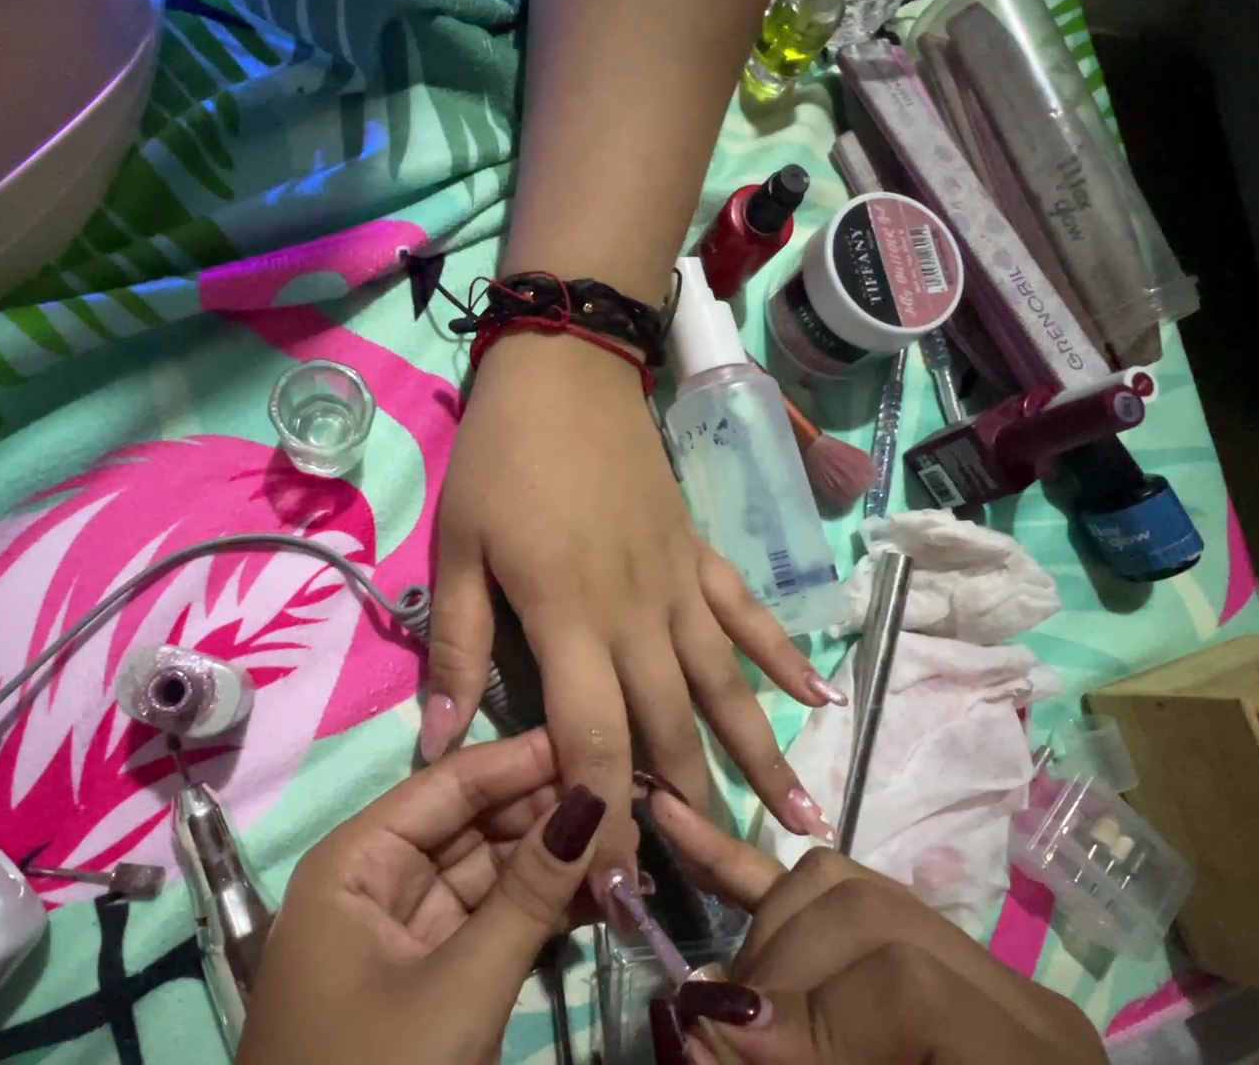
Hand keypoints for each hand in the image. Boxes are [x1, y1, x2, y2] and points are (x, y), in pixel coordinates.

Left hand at [237, 732, 604, 1064]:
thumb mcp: (459, 986)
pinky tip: (596, 897)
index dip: (521, 760)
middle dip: (544, 815)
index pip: (448, 784)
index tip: (592, 738)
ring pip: (486, 872)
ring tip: (626, 848)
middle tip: (626, 803)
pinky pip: (488, 919)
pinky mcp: (428, 970)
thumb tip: (592, 800)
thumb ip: (528, 893)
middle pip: (470, 823)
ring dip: (550, 865)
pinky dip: (537, 911)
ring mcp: (402, 926)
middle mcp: (375, 877)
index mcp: (356, 860)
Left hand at [426, 333, 845, 879]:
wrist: (565, 373)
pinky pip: (747, 612)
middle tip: (714, 879)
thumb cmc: (501, 461)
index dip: (605, 818)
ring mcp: (679, 583)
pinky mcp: (699, 552)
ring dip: (759, 754)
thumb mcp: (458, 549)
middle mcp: (636, 616)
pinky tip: (819, 696)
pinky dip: (782, 656)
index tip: (618, 886)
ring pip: (724, 683)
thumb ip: (456, 645)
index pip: (593, 740)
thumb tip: (440, 739)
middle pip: (668, 728)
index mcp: (568, 620)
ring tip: (799, 819)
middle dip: (689, 810)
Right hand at [644, 789, 1104, 1064]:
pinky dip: (745, 863)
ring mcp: (959, 956)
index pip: (904, 983)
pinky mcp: (907, 943)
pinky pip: (825, 888)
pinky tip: (674, 817)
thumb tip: (701, 1026)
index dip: (809, 1012)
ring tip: (736, 993)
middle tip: (726, 1030)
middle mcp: (1006, 989)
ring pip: (838, 878)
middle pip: (863, 909)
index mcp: (1026, 1053)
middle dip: (776, 966)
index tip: (731, 1046)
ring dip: (766, 930)